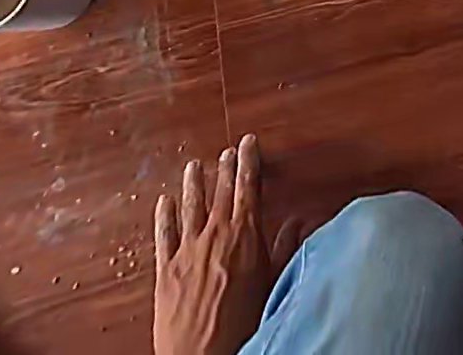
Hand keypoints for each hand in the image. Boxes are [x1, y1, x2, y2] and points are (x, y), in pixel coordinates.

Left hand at [153, 135, 299, 354]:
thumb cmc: (244, 320)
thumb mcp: (273, 280)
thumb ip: (284, 247)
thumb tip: (298, 221)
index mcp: (244, 232)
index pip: (248, 184)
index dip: (249, 160)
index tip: (248, 142)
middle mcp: (216, 232)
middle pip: (221, 190)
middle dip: (224, 167)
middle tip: (226, 150)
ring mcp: (188, 249)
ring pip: (191, 205)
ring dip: (193, 183)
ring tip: (193, 166)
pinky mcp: (166, 269)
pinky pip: (164, 235)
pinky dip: (164, 216)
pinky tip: (164, 201)